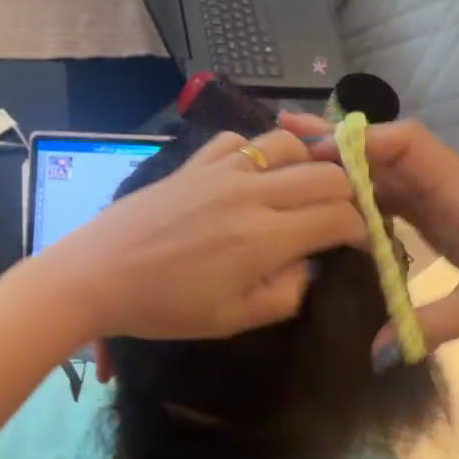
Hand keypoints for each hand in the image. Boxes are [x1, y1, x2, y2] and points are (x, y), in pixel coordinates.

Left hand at [42, 129, 368, 340]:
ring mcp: (220, 170)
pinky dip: (260, 151)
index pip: (340, 217)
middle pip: (327, 175)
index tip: (363, 248)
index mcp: (264, 237)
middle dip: (349, 197)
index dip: (363, 232)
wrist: (95, 274)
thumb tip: (312, 267)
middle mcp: (250, 192)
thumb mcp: (230, 319)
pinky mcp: (193, 162)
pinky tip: (254, 175)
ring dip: (310, 164)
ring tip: (306, 191)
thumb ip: (285, 294)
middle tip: (342, 220)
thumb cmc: (162, 307)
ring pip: (289, 144)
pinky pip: (240, 140)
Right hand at [279, 114, 458, 352]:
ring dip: (343, 169)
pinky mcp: (443, 225)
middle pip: (387, 152)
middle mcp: (451, 188)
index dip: (361, 142)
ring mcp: (446, 206)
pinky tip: (328, 207)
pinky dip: (360, 199)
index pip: (408, 145)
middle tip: (282, 135)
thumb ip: (432, 325)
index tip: (313, 153)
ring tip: (293, 167)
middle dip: (336, 144)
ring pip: (387, 176)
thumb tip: (375, 354)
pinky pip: (393, 203)